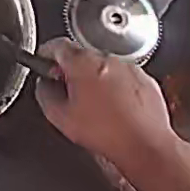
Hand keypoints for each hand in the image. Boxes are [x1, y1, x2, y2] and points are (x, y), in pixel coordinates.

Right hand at [35, 38, 180, 168]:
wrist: (145, 145)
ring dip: (95, 80)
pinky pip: (124, 78)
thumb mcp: (60, 117)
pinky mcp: (146, 80)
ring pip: (104, 67)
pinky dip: (116, 89)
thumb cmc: (106, 132)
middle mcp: (108, 59)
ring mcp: (130, 68)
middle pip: (82, 56)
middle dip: (72, 71)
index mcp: (83, 64)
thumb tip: (44, 86)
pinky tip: (114, 111)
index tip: (44, 62)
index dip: (46, 53)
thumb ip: (45, 94)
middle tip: (68, 93)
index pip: (58, 45)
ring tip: (94, 108)